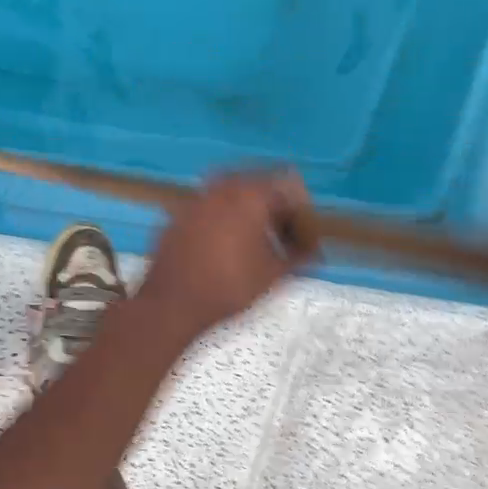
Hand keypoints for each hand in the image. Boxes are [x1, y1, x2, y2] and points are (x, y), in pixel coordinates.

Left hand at [137, 170, 316, 334]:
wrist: (172, 301)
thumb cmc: (228, 286)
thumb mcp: (273, 274)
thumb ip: (300, 256)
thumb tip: (316, 252)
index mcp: (250, 194)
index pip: (289, 189)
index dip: (301, 215)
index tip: (304, 239)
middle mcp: (221, 187)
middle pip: (259, 187)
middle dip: (275, 210)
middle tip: (283, 237)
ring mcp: (194, 198)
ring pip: (231, 195)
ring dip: (248, 213)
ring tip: (256, 243)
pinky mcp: (176, 215)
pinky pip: (208, 208)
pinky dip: (222, 220)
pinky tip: (224, 246)